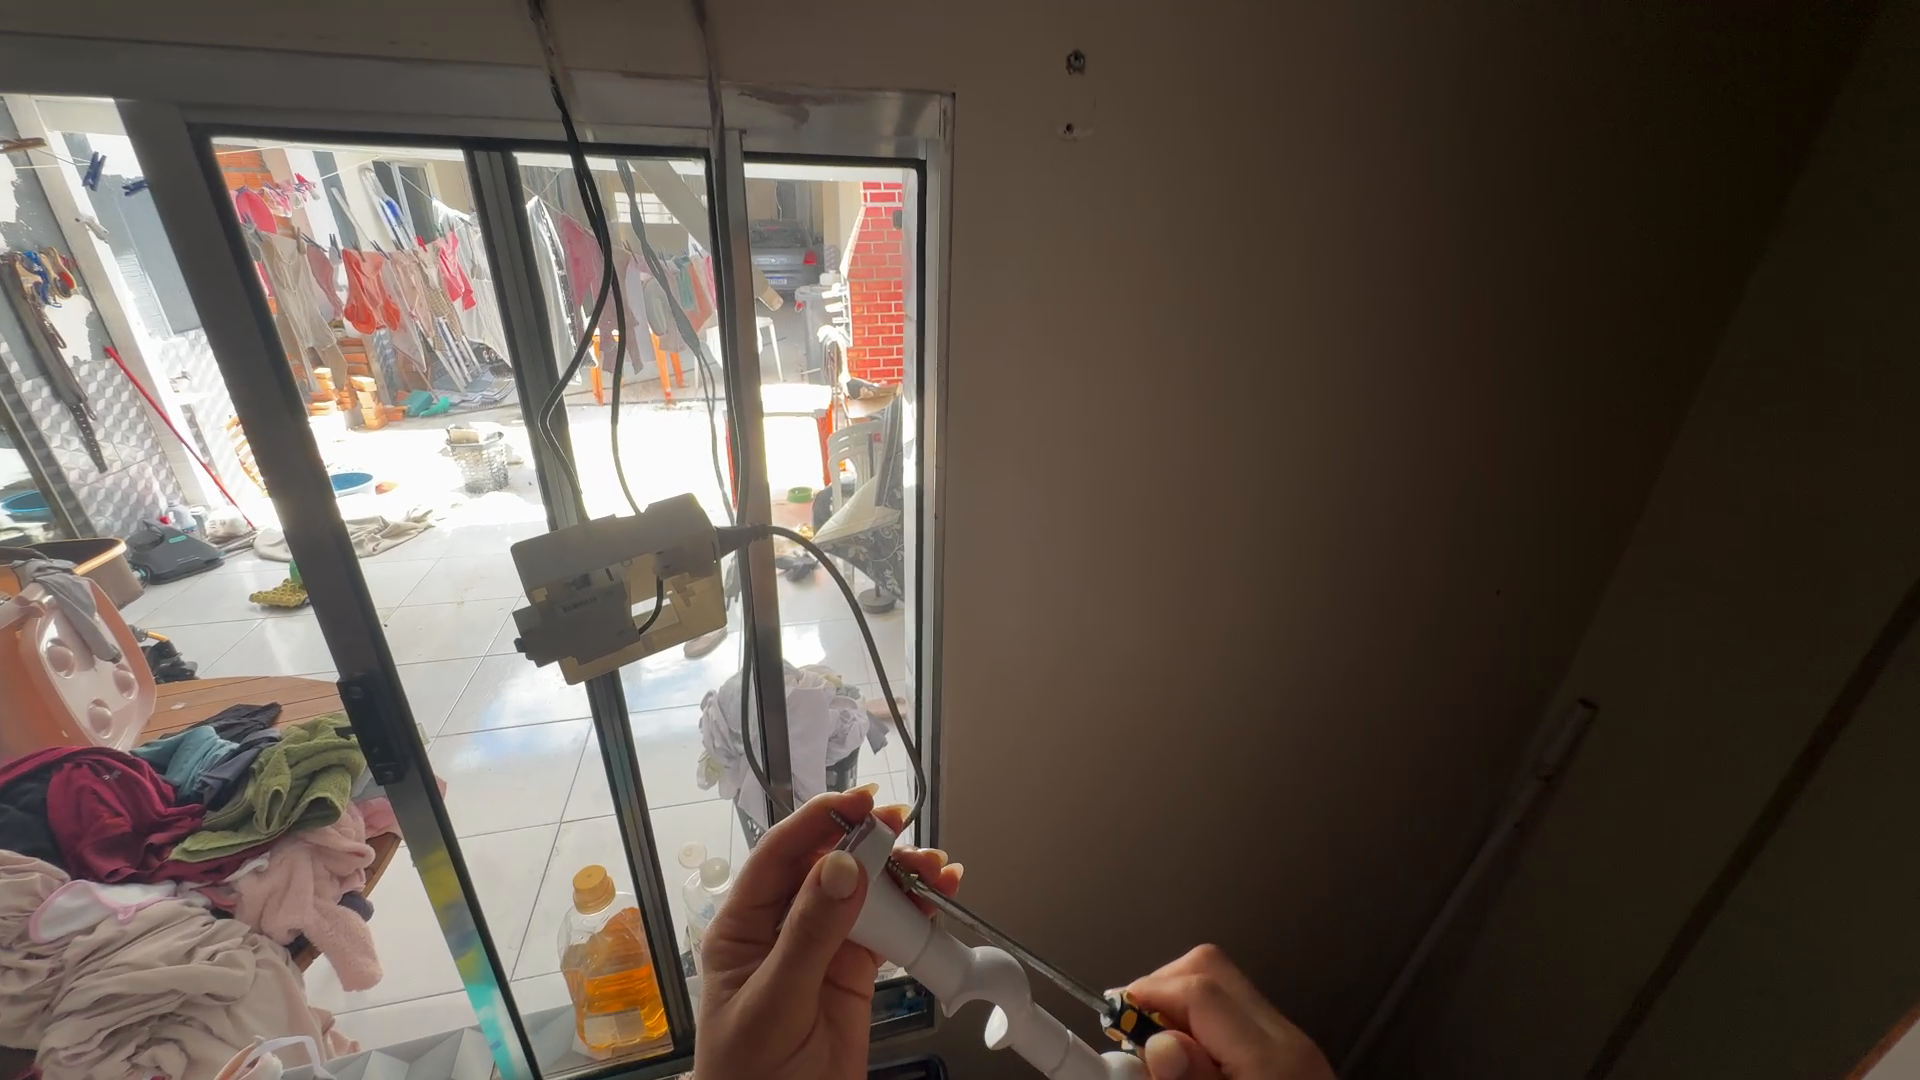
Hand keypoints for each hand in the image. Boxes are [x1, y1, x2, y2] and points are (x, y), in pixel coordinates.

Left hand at [695, 787, 962, 1079]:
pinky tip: (933, 895)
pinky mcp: (855, 965)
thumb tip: (843, 867)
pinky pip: (887, 924)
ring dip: (900, 871)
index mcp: (745, 925)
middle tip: (902, 826)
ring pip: (864, 888)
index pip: (779, 854)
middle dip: (869, 839)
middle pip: (829, 862)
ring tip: (933, 868)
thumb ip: (809, 936)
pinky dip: (913, 906)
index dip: (818, 820)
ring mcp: (822, 943)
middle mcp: (783, 925)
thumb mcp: (775, 1005)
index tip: (858, 802)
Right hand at [1125, 945, 1333, 1079]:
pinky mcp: (1294, 1062)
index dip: (1147, 996)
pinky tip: (1190, 1064)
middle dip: (1163, 986)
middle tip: (1135, 1031)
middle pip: (1212, 968)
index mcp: (1273, 1064)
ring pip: (1224, 985)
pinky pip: (1237, 1014)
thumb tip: (1157, 1043)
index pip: (1198, 990)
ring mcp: (1296, 1049)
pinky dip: (1203, 1022)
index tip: (1114, 1022)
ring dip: (1181, 1003)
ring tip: (1159, 1052)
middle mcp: (1289, 1044)